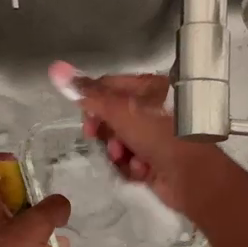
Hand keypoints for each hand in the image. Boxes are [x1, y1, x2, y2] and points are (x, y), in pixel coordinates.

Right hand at [76, 74, 233, 215]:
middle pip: (112, 116)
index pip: (109, 86)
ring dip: (119, 153)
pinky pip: (131, 161)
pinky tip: (142, 171)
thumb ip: (88, 94)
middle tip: (103, 140)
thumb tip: (56, 68)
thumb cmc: (160, 136)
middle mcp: (153, 108)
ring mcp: (156, 135)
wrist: (191, 177)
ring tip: (126, 158)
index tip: (86, 120)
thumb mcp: (120, 111)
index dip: (92, 102)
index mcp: (150, 87)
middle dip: (106, 133)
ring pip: (119, 141)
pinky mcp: (156, 160)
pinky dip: (133, 167)